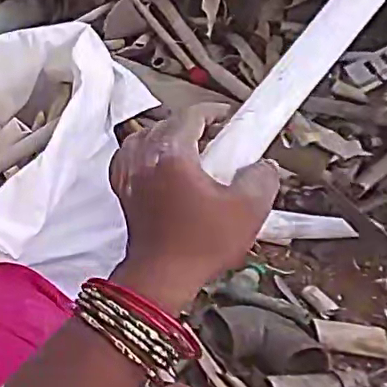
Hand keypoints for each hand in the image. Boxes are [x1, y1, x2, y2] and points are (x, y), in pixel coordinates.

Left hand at [108, 107, 279, 313]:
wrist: (163, 274)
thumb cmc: (198, 245)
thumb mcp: (248, 209)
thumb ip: (261, 178)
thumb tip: (263, 165)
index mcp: (172, 154)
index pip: (191, 115)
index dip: (214, 111)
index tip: (229, 117)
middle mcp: (144, 158)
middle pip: (167, 123)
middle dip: (194, 124)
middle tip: (219, 137)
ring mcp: (129, 173)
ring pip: (145, 137)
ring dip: (168, 136)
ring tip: (192, 150)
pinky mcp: (123, 190)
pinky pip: (129, 156)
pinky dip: (145, 153)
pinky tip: (161, 164)